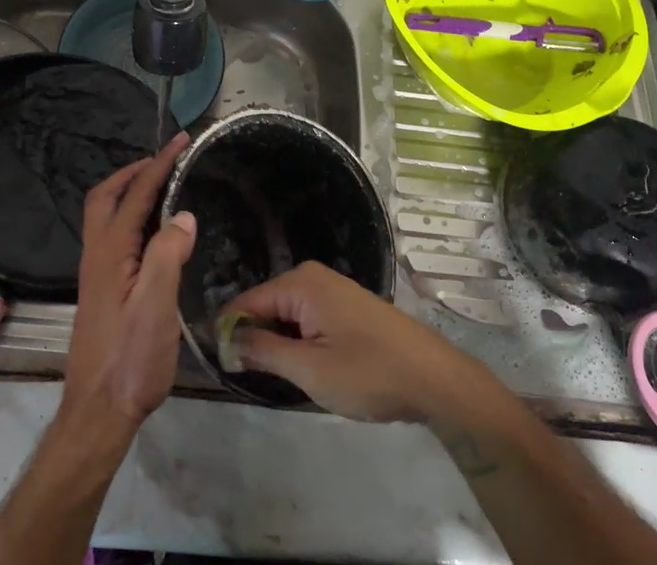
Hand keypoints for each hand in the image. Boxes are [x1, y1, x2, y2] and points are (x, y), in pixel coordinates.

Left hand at [59, 133, 196, 444]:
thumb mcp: (156, 308)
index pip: (133, 196)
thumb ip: (168, 257)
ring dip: (131, 192)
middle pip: (105, 197)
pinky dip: (133, 217)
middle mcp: (96, 256)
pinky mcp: (103, 290)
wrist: (100, 407)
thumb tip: (183, 214)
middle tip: (166, 160)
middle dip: (134, 172)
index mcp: (109, 254)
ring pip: (106, 217)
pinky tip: (156, 232)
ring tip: (164, 185)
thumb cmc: (131, 359)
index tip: (180, 141)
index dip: (157, 165)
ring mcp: (97, 274)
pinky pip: (115, 236)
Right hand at [224, 261, 490, 423]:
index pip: (245, 303)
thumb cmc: (369, 374)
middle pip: (265, 306)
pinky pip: (308, 320)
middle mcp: (314, 276)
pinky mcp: (348, 308)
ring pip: (287, 316)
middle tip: (251, 378)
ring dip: (280, 344)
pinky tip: (308, 368)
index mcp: (300, 282)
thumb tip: (227, 339)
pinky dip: (301, 342)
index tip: (219, 365)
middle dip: (255, 339)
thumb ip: (263, 351)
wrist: (437, 380)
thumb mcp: (309, 369)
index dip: (228, 334)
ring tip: (279, 377)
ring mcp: (334, 291)